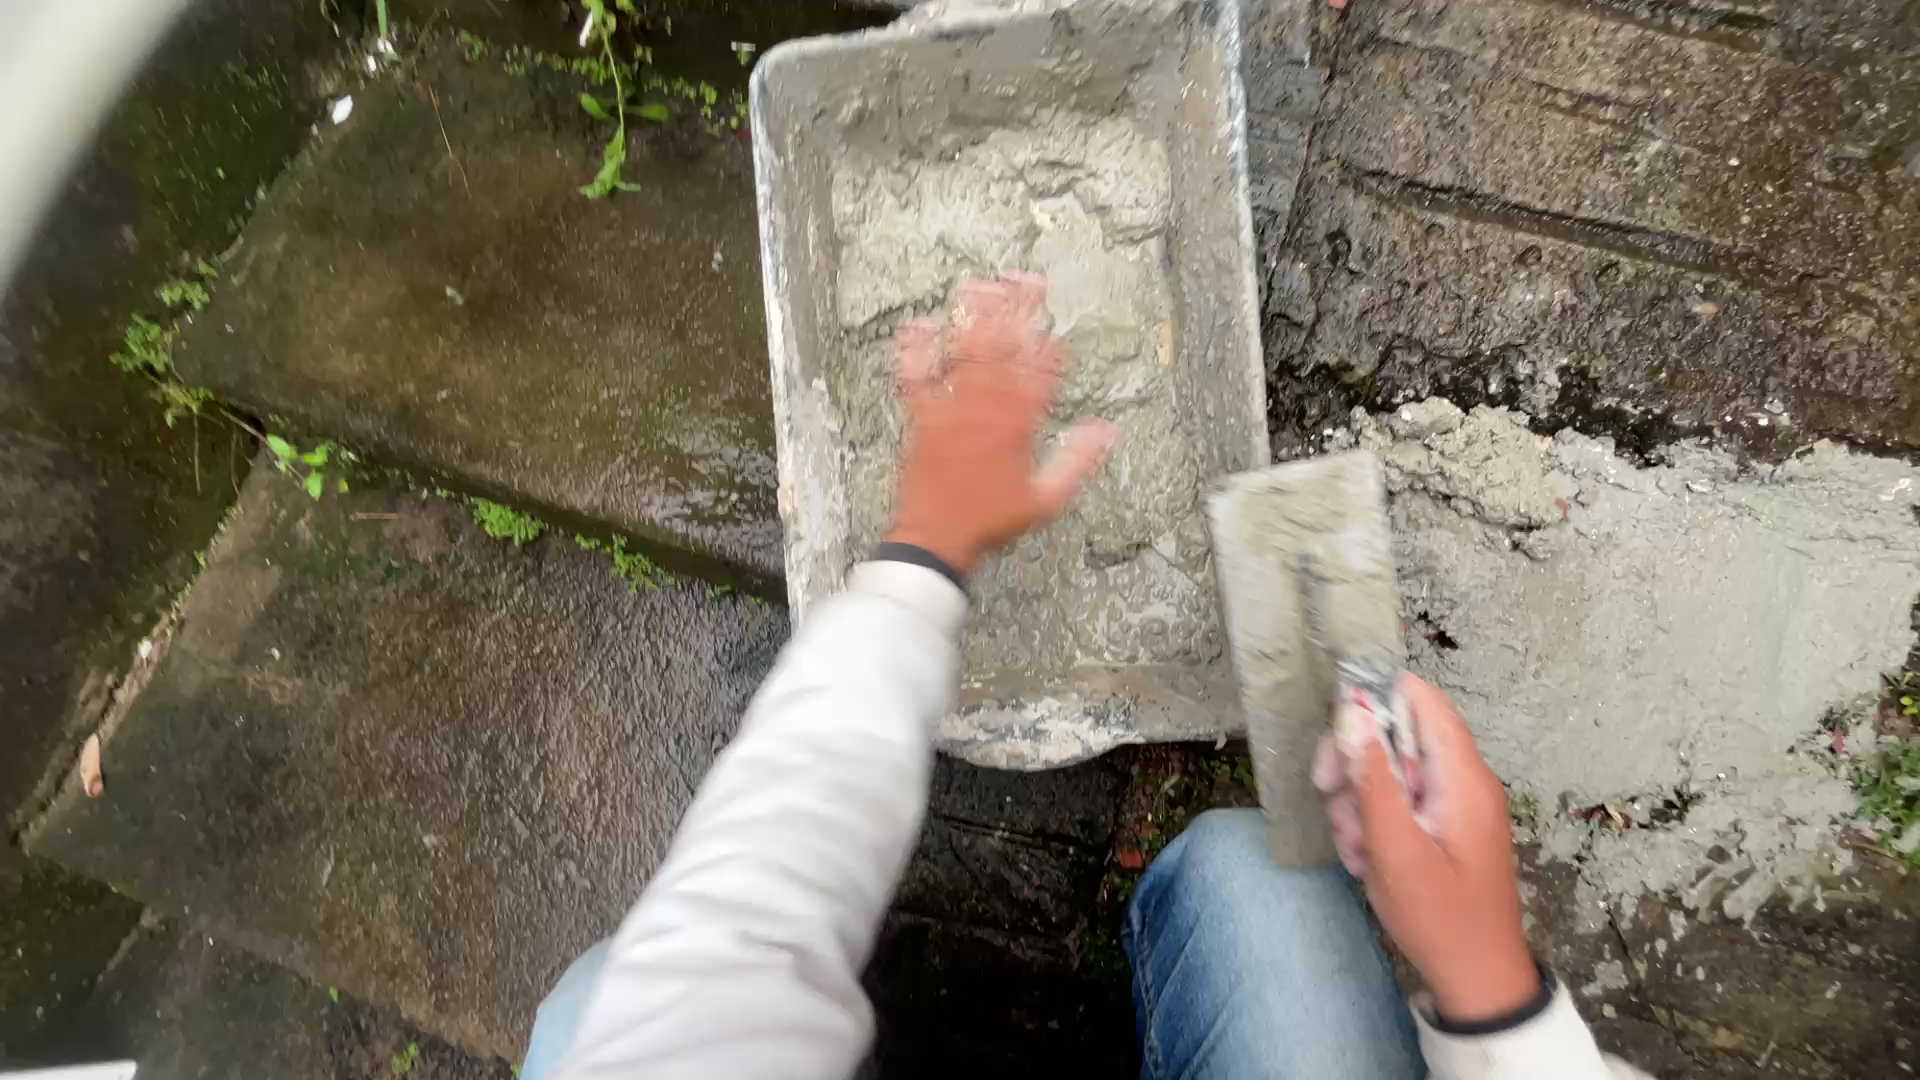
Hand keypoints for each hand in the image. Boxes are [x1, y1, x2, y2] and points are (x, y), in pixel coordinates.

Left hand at [884, 273, 1116, 574]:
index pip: (1043, 373)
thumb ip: (1077, 461)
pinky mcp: (923, 418)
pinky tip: (919, 323)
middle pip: (1007, 350)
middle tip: (1025, 278)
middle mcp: (987, 410)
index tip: (1057, 324)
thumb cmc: (990, 520)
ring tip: (983, 283)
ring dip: (975, 317)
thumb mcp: (1046, 499)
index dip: (1052, 346)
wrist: (937, 536)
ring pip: (967, 353)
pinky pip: (917, 377)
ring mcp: (952, 410)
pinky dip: (917, 350)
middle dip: (1018, 311)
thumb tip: (1105, 431)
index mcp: (1020, 426)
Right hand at [1312, 674, 1539, 1023]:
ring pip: (1385, 767)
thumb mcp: (1394, 846)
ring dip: (1356, 797)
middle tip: (1327, 788)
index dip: (1377, 692)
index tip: (1334, 710)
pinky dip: (1369, 818)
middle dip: (1353, 757)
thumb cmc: (1439, 916)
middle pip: (1394, 733)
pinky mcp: (1437, 820)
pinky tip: (1364, 853)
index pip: (1423, 700)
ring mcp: (1449, 800)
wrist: (1475, 979)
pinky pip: (1393, 796)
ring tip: (1354, 843)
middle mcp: (1460, 780)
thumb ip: (1372, 776)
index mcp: (1462, 778)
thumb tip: (1353, 710)